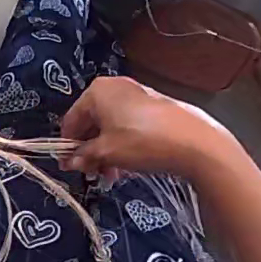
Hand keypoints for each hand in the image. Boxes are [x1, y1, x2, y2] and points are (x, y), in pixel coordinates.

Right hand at [61, 77, 241, 181]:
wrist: (193, 142)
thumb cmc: (142, 141)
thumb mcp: (106, 152)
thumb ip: (83, 156)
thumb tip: (70, 161)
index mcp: (97, 91)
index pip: (71, 119)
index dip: (68, 146)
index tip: (69, 166)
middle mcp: (115, 87)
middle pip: (92, 122)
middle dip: (90, 150)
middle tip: (93, 173)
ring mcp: (136, 95)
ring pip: (110, 126)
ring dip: (106, 151)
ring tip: (112, 174)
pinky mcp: (153, 107)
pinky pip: (128, 126)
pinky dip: (123, 144)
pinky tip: (128, 165)